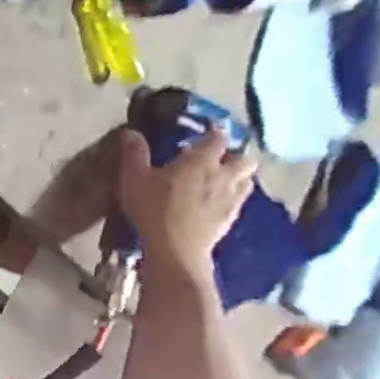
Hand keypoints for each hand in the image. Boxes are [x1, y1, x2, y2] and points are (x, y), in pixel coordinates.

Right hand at [117, 129, 257, 269]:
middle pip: (244, 158)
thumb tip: (132, 132)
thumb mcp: (134, 178)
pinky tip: (215, 202)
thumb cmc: (153, 208)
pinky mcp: (232, 217)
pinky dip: (232, 195)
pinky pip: (240, 199)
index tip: (205, 131)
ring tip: (218, 180)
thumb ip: (135, 154)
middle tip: (216, 159)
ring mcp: (232, 197)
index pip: (218, 138)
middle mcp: (224, 175)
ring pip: (247, 179)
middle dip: (234, 155)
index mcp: (201, 161)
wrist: (177, 248)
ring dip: (237, 176)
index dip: (214, 132)